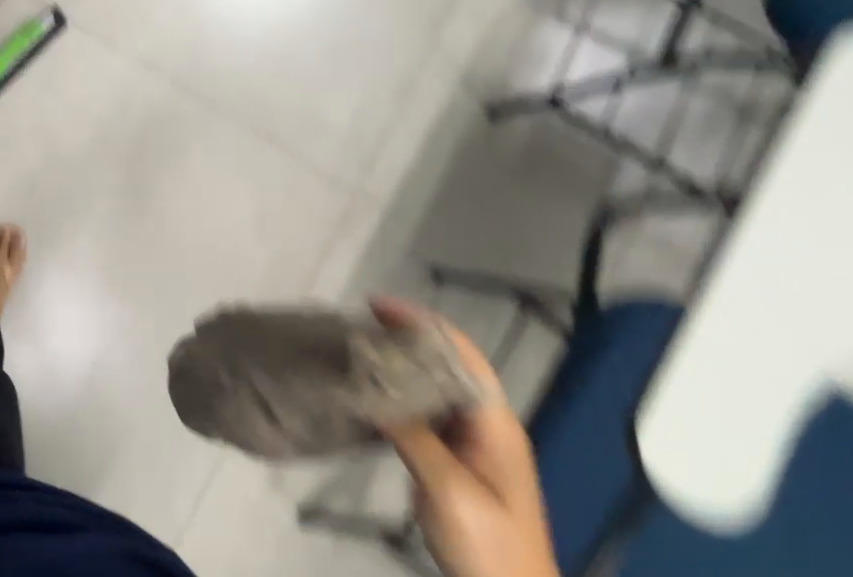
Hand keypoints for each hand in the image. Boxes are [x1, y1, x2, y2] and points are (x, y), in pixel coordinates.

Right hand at [372, 298, 560, 576]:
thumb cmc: (490, 545)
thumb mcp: (450, 491)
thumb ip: (414, 437)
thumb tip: (369, 389)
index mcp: (496, 425)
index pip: (463, 356)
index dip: (424, 324)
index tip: (377, 306)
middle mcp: (486, 426)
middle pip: (448, 365)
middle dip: (407, 338)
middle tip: (358, 326)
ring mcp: (472, 446)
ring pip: (434, 388)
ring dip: (399, 366)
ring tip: (356, 352)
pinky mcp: (455, 463)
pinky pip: (424, 414)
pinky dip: (396, 396)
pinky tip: (368, 397)